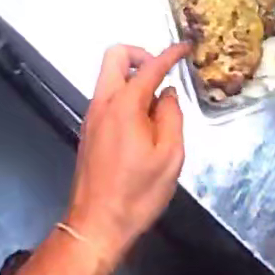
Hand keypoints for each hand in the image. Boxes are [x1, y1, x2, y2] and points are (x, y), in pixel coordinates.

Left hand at [66, 43, 188, 266]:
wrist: (95, 227)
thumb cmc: (136, 195)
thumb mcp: (169, 156)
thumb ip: (171, 116)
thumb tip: (168, 94)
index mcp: (125, 104)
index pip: (150, 66)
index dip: (170, 53)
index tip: (184, 47)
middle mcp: (104, 102)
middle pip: (115, 55)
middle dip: (140, 54)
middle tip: (161, 71)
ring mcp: (92, 115)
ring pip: (109, 75)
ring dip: (133, 77)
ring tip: (156, 106)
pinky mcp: (89, 129)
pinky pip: (107, 96)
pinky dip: (126, 95)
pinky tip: (142, 123)